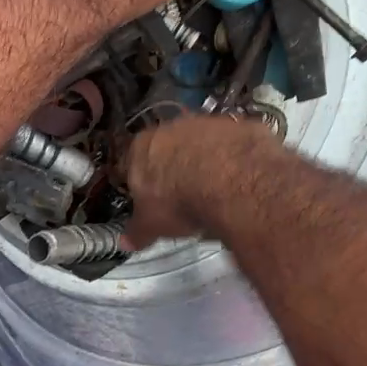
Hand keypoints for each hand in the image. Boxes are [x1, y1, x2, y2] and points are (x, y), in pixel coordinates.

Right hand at [121, 112, 293, 248]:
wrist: (233, 182)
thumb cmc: (178, 202)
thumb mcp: (151, 225)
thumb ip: (137, 232)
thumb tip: (125, 243)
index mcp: (140, 147)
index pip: (133, 163)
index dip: (142, 182)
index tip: (151, 198)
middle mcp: (171, 127)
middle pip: (168, 149)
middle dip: (173, 169)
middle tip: (182, 196)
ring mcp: (208, 122)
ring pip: (201, 144)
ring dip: (205, 163)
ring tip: (213, 192)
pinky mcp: (241, 125)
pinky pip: (231, 145)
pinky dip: (232, 160)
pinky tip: (237, 182)